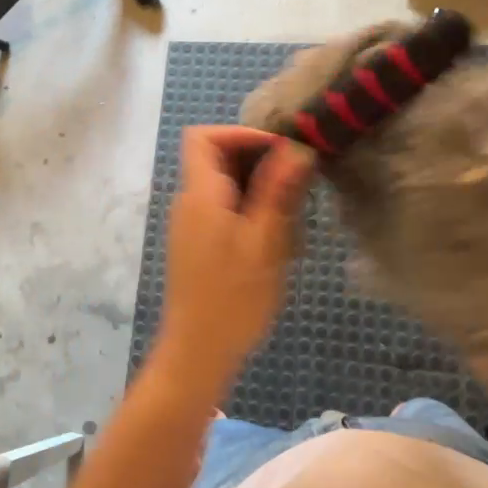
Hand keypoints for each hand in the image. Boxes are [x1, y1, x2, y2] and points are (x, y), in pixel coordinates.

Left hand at [155, 126, 315, 396]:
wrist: (198, 353)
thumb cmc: (234, 297)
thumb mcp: (266, 241)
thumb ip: (278, 191)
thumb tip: (296, 147)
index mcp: (200, 193)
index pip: (203, 136)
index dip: (241, 134)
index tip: (281, 151)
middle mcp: (190, 202)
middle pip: (217, 158)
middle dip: (259, 162)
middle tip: (297, 183)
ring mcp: (192, 225)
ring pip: (226, 186)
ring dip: (260, 191)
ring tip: (293, 216)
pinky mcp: (200, 246)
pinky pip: (225, 211)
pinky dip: (252, 213)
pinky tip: (278, 241)